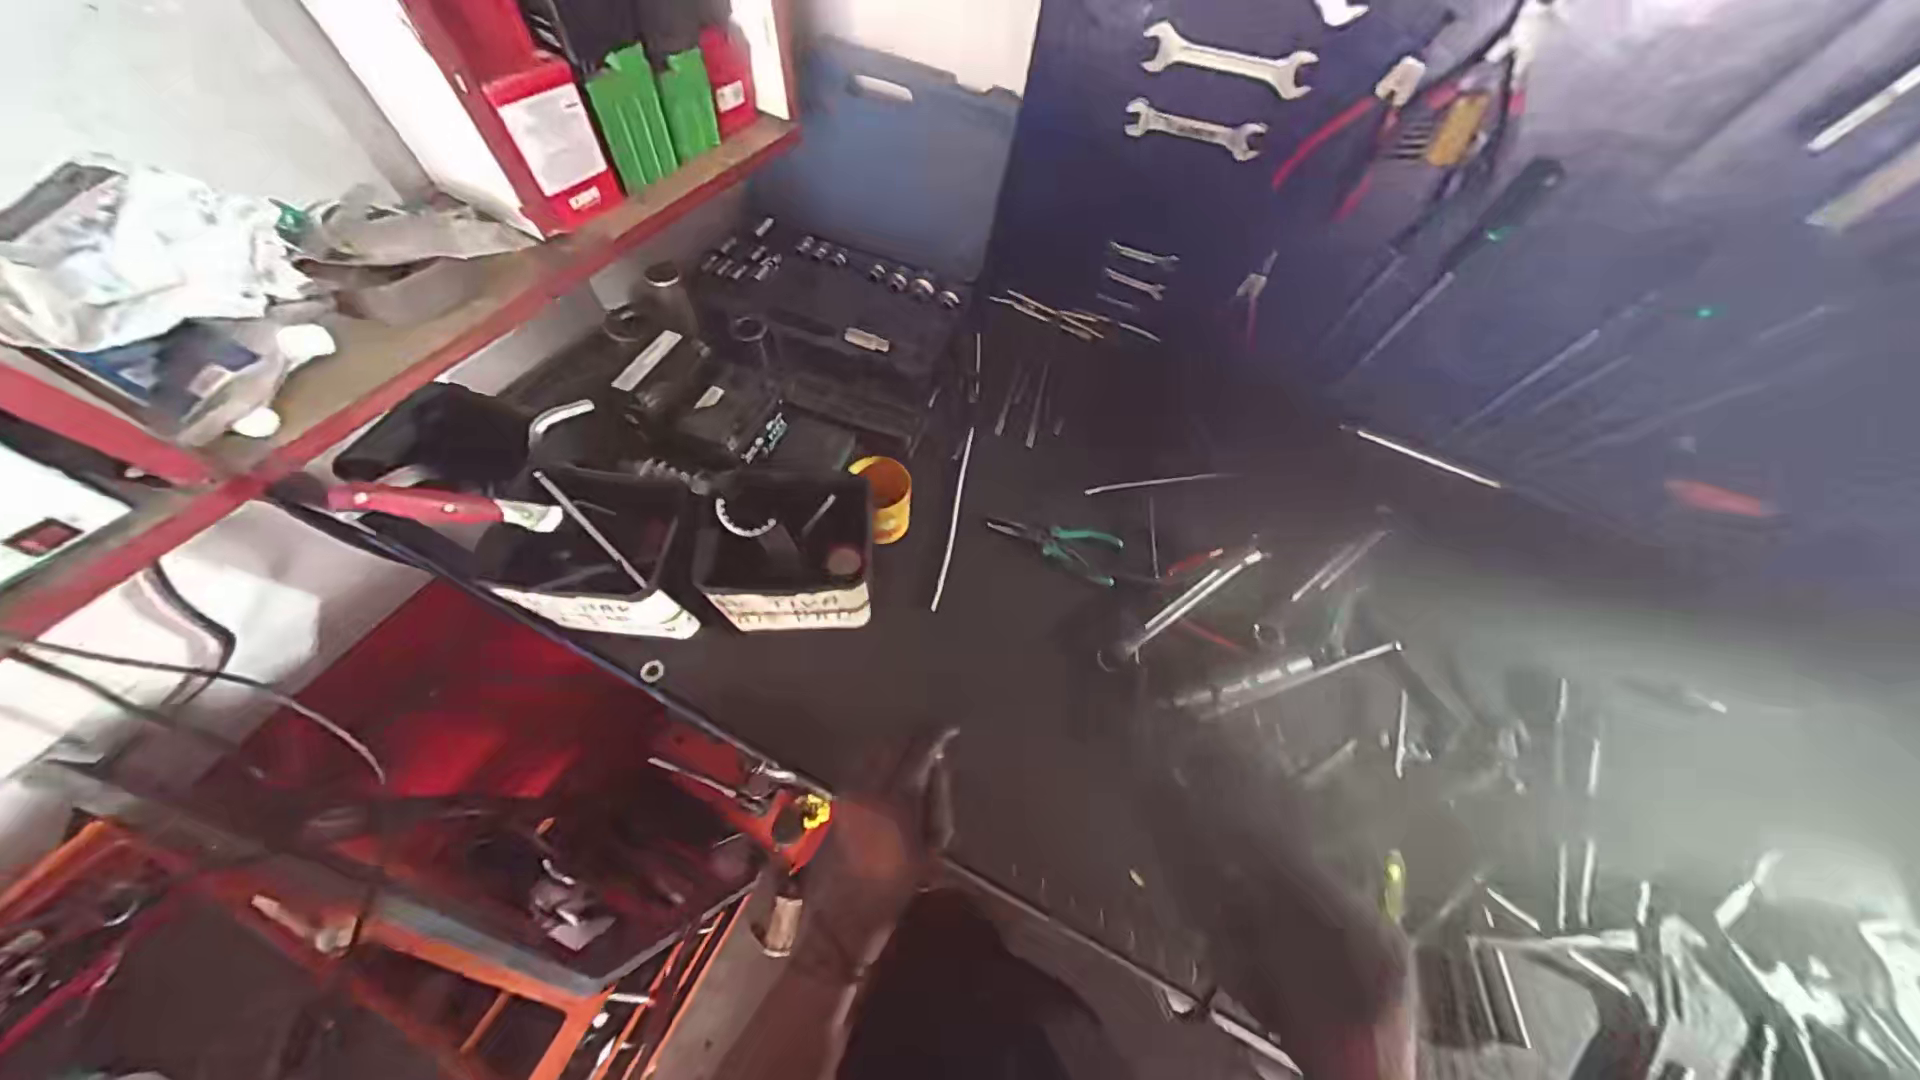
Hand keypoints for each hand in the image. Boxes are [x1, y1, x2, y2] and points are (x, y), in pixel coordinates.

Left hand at [796, 727, 956, 971]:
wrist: (840, 923)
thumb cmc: (891, 894)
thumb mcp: (926, 852)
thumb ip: (934, 805)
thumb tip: (937, 769)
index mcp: (895, 802)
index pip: (918, 752)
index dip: (935, 737)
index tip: (948, 732)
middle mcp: (866, 790)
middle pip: (891, 745)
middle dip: (912, 738)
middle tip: (930, 740)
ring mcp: (845, 795)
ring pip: (871, 752)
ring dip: (892, 745)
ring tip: (909, 749)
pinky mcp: (833, 803)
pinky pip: (857, 767)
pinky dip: (874, 759)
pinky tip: (884, 767)